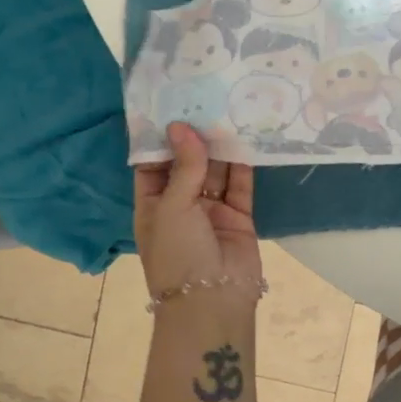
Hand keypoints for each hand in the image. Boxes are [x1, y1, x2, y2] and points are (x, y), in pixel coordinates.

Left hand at [134, 123, 262, 307]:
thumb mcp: (172, 208)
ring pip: (216, 173)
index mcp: (153, 206)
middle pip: (188, 165)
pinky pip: (241, 186)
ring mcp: (211, 212)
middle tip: (207, 100)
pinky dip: (244, 165)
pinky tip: (248, 138)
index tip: (172, 106)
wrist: (213, 301)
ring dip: (221, 148)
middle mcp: (181, 206)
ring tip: (229, 112)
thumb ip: (184, 166)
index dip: (162, 139)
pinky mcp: (239, 217)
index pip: (153, 166)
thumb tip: (181, 125)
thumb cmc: (178, 254)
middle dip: (196, 138)